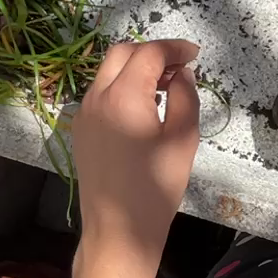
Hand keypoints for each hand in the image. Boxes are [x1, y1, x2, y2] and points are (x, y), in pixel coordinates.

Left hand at [72, 39, 200, 262]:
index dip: (174, 48)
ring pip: (108, 72)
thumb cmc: (156, 186)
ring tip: (166, 86)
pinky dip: (123, 86)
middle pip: (122, 54)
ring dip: (136, 69)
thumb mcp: (184, 139)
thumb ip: (186, 97)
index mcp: (124, 96)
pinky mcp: (81, 130)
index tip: (195, 54)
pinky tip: (144, 107)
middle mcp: (97, 97)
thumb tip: (182, 74)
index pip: (148, 54)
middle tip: (180, 66)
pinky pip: (101, 93)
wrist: (119, 228)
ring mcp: (84, 113)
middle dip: (152, 52)